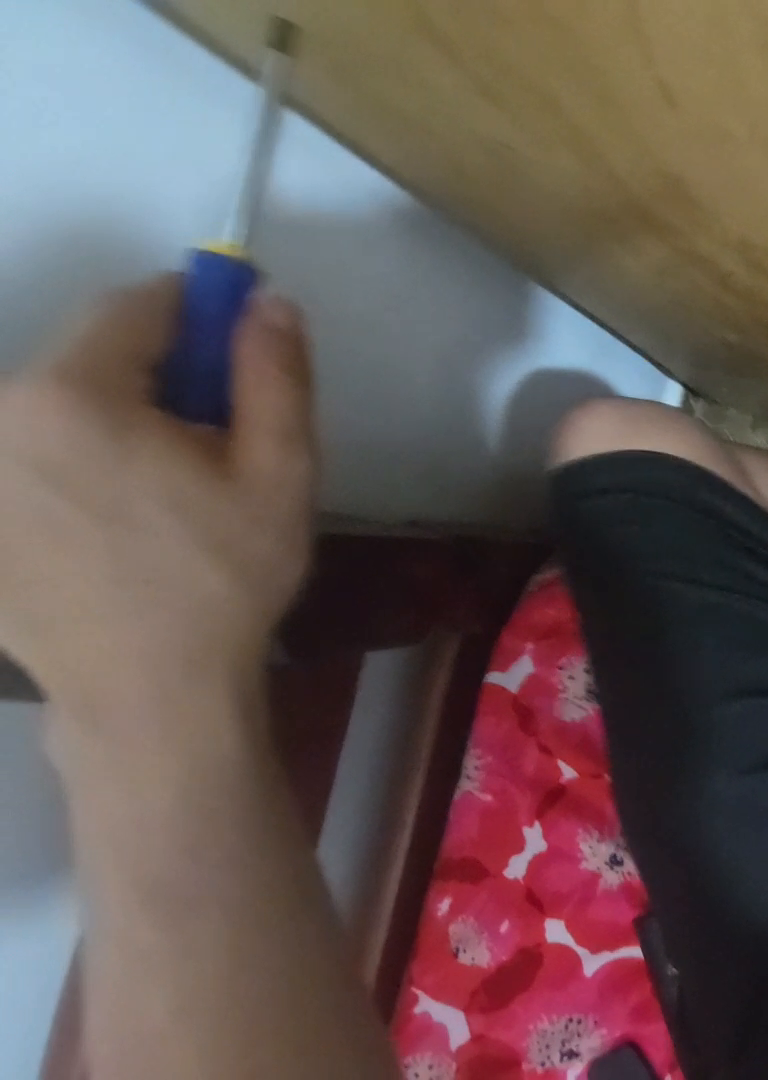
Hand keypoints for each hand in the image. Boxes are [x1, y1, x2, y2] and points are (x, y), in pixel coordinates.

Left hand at [0, 276, 316, 723]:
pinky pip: (34, 455)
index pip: (136, 307)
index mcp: (71, 395)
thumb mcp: (281, 473)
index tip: (247, 348)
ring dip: (125, 424)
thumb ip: (276, 378)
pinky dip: (84, 465)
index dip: (203, 312)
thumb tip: (269, 301)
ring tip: (175, 495)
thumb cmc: (227, 573)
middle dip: (166, 380)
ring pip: (63, 408)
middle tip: (225, 447)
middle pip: (94, 359)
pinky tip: (125, 526)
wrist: (149, 683)